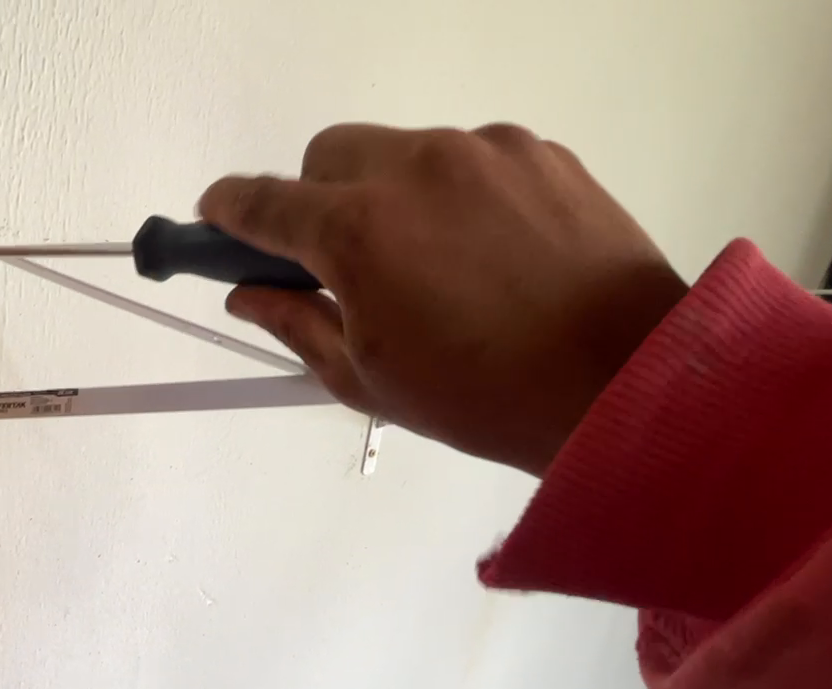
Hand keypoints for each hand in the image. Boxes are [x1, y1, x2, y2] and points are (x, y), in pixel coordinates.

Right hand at [199, 124, 688, 475]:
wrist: (620, 381)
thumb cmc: (473, 395)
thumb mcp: (359, 375)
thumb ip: (291, 321)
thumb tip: (246, 294)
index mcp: (357, 231)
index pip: (264, 202)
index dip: (226, 210)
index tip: (212, 218)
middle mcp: (414, 168)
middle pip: (326, 152)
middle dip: (309, 196)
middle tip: (326, 259)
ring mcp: (482, 151)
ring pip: (395, 151)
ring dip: (377, 194)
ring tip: (416, 264)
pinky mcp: (537, 151)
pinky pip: (460, 158)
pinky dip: (441, 194)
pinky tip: (472, 252)